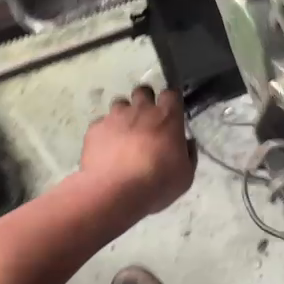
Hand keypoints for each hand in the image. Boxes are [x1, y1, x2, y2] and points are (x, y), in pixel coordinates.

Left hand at [77, 85, 194, 217]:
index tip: (171, 110)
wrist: (115, 192)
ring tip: (123, 135)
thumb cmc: (157, 183)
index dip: (171, 100)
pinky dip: (105, 132)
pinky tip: (106, 149)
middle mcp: (141, 110)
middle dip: (145, 100)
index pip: (171, 93)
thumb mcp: (185, 176)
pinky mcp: (95, 128)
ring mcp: (115, 116)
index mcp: (166, 117)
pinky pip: (101, 123)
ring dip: (123, 115)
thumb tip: (187, 142)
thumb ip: (188, 154)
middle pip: (143, 91)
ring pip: (119, 104)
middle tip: (145, 120)